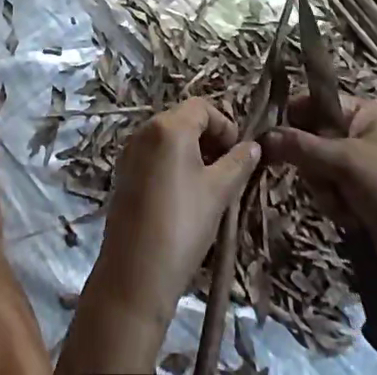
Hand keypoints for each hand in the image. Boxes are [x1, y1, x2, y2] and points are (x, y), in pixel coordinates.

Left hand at [59, 99, 260, 374]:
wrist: (136, 270)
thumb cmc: (183, 224)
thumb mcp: (219, 192)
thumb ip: (239, 163)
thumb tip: (253, 145)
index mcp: (167, 127)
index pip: (202, 107)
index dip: (226, 125)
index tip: (241, 154)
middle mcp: (144, 130)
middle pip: (184, 119)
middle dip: (210, 139)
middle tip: (231, 171)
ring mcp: (129, 151)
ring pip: (169, 138)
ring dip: (193, 152)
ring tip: (212, 187)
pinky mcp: (123, 172)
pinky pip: (154, 155)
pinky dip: (174, 164)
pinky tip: (186, 196)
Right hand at [260, 94, 376, 289]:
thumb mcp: (345, 162)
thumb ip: (300, 146)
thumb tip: (262, 136)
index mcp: (363, 113)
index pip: (312, 102)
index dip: (292, 119)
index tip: (274, 138)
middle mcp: (359, 133)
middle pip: (309, 136)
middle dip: (312, 164)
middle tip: (325, 179)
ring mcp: (359, 165)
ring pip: (314, 167)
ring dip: (323, 188)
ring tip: (344, 205)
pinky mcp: (358, 194)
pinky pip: (327, 190)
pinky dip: (333, 204)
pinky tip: (352, 219)